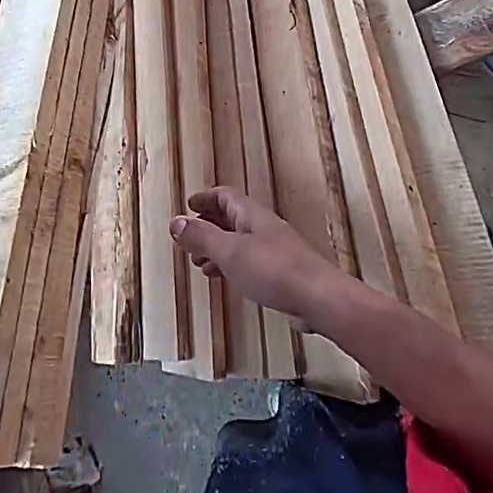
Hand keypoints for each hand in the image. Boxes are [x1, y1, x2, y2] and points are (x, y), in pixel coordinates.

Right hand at [170, 187, 357, 328]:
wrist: (317, 297)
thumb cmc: (274, 269)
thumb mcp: (230, 252)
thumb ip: (202, 237)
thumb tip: (176, 222)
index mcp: (252, 215)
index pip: (226, 195)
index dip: (206, 198)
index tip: (188, 205)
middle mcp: (263, 227)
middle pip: (232, 217)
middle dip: (208, 225)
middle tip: (189, 238)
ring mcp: (274, 249)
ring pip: (239, 240)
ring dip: (218, 247)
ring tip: (199, 262)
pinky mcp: (279, 271)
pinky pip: (248, 260)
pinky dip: (231, 264)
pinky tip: (225, 277)